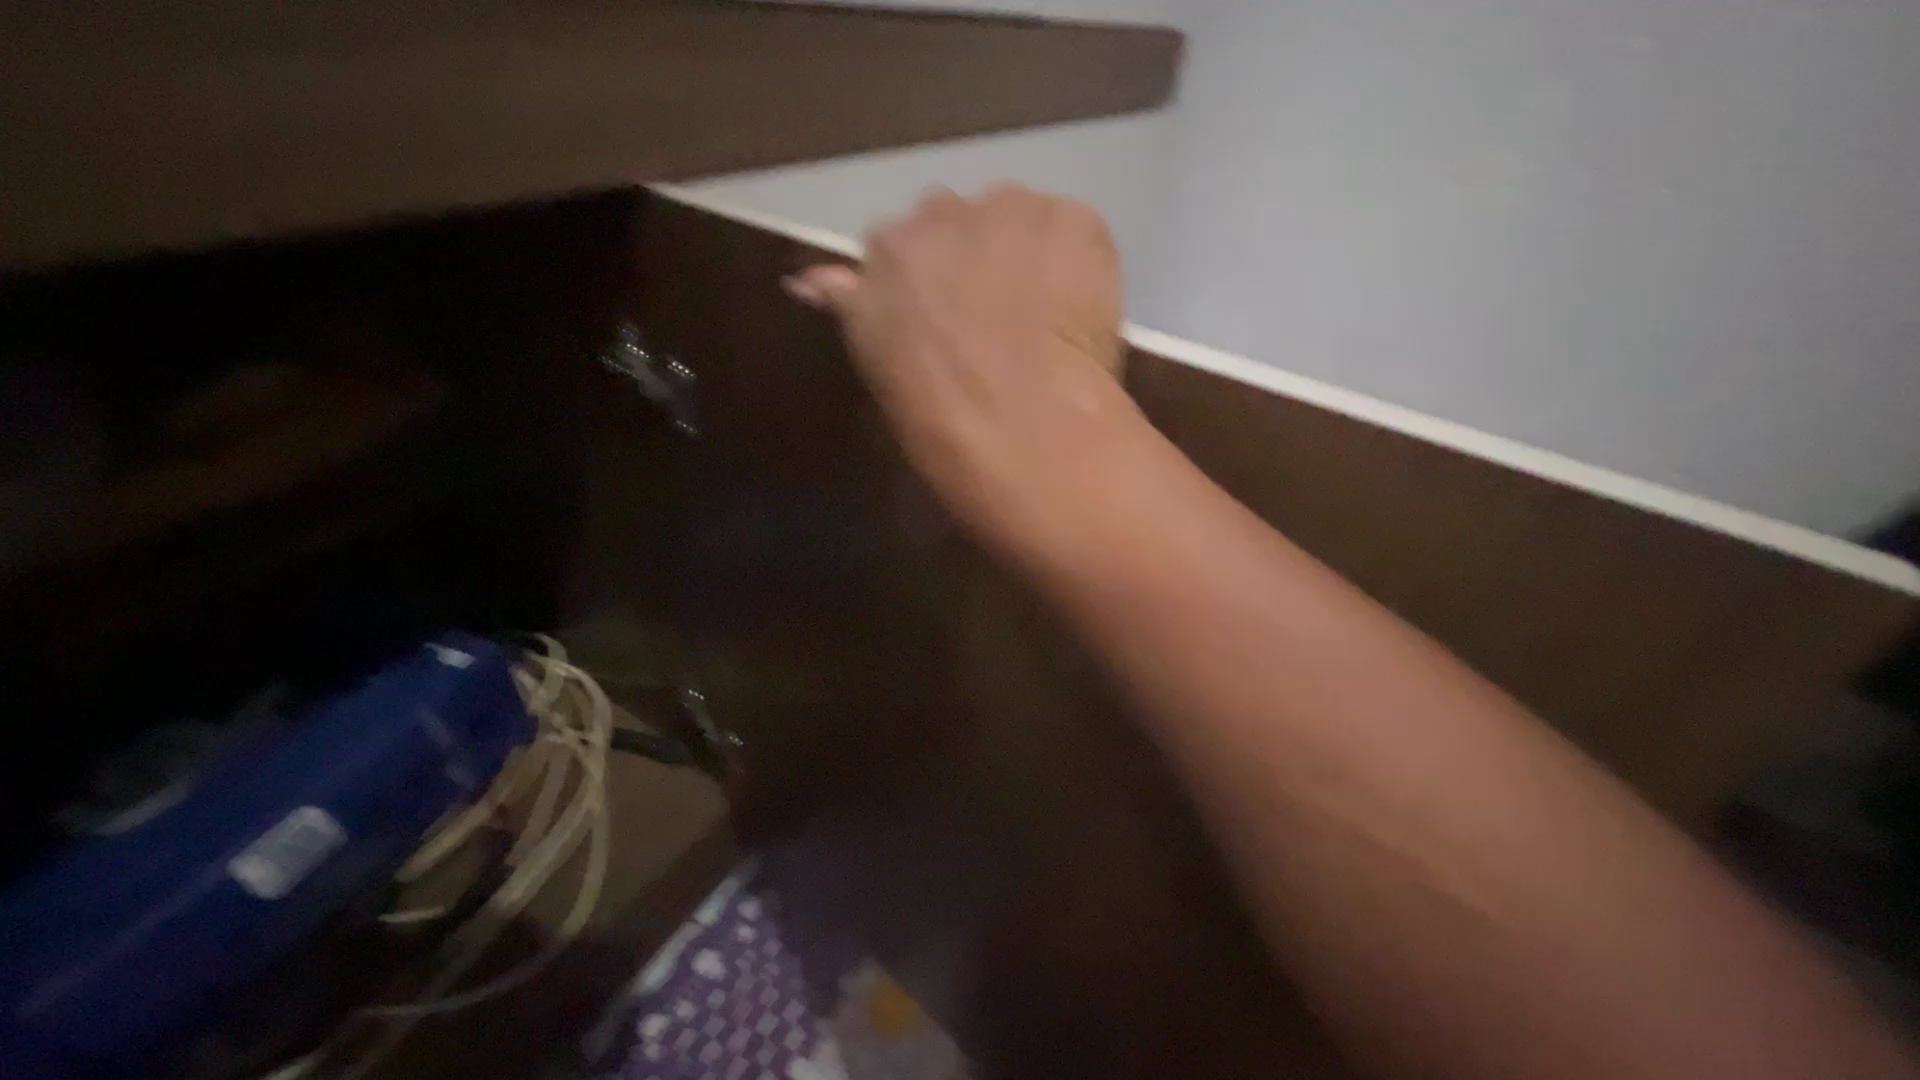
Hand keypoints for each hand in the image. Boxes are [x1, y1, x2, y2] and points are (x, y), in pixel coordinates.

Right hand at [785, 184, 1155, 563]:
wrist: (1022, 424)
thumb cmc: (937, 417)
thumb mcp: (875, 362)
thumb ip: (849, 305)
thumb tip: (809, 279)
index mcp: (885, 251)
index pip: (900, 245)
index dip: (926, 282)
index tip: (942, 317)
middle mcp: (941, 212)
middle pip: (955, 221)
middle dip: (970, 256)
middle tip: (993, 314)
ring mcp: (1010, 210)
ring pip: (1014, 218)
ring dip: (1023, 250)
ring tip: (1042, 312)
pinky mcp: (1071, 219)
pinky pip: (1071, 228)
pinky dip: (1075, 259)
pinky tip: (1079, 307)